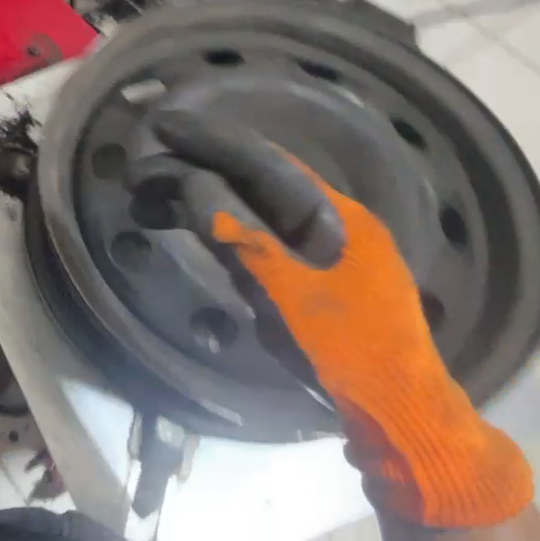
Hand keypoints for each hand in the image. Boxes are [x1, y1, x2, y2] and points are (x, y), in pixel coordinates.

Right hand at [158, 112, 533, 529]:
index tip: (162, 126)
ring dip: (198, 202)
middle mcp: (330, 221)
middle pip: (252, 180)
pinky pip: (255, 235)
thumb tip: (192, 185)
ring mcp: (322, 250)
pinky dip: (217, 227)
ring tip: (147, 206)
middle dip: (193, 172)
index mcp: (336, 215)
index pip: (263, 160)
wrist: (400, 414)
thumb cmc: (347, 349)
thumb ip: (242, 235)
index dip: (210, 139)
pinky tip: (187, 228)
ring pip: (249, 209)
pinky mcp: (310, 277)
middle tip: (139, 176)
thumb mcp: (288, 290)